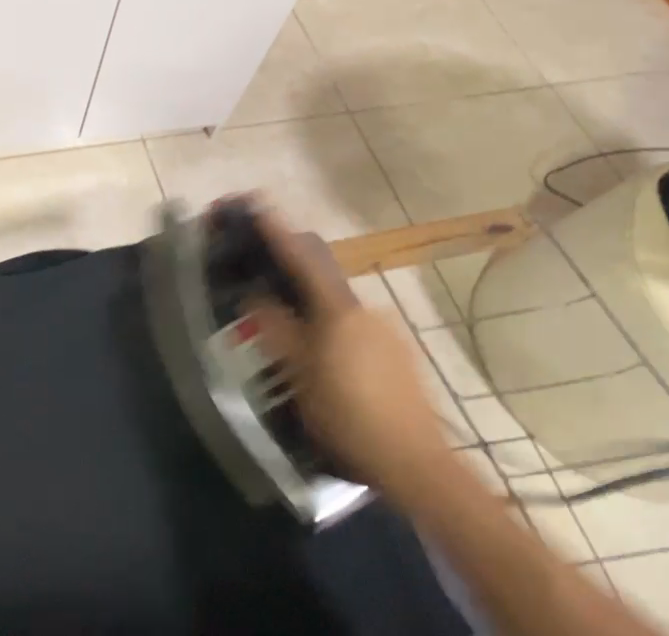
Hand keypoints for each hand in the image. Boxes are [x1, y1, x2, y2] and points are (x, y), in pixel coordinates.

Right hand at [242, 203, 453, 497]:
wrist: (414, 464)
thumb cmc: (347, 415)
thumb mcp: (297, 373)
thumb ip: (275, 328)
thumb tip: (254, 294)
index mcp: (339, 309)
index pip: (302, 258)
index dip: (277, 231)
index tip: (256, 205)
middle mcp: (366, 311)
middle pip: (320, 279)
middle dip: (290, 273)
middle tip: (260, 276)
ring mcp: (386, 332)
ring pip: (336, 308)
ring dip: (309, 308)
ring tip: (285, 327)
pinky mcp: (397, 356)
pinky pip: (352, 329)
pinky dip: (329, 329)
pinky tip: (319, 357)